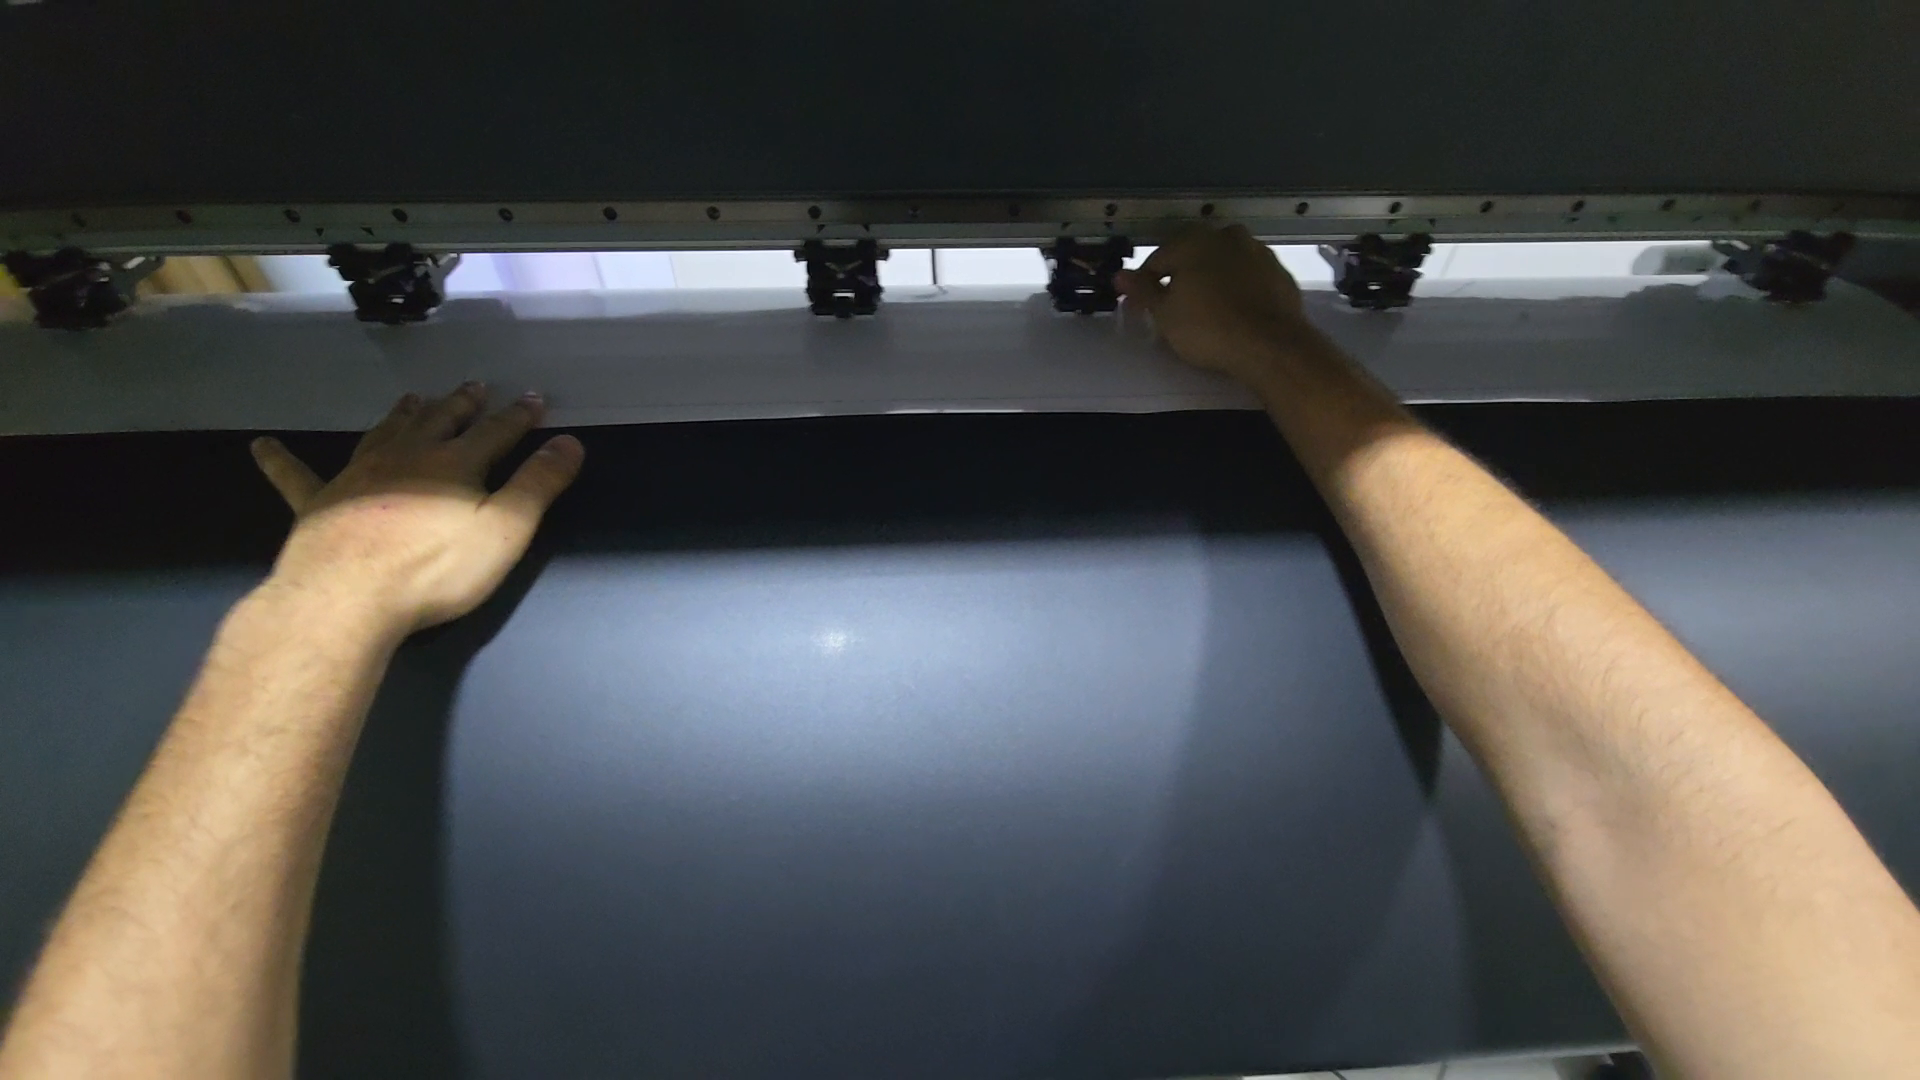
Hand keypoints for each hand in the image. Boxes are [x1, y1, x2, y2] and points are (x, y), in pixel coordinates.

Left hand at [249, 383, 584, 634]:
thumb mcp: (507, 528)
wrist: (346, 600)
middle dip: (460, 405)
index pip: (495, 432)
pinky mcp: (317, 507)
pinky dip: (282, 461)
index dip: (517, 415)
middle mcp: (406, 459)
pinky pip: (297, 478)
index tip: (533, 397)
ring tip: (413, 399)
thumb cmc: (437, 567)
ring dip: (402, 416)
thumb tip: (570, 442)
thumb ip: (539, 484)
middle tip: (472, 386)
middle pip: (438, 423)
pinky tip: (263, 447)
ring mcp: (356, 479)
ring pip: (383, 435)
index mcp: (455, 465)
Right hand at [1115, 224, 1311, 385]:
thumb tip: (1119, 275)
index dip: (1144, 285)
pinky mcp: (1278, 271)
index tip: (1140, 308)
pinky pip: (1246, 275)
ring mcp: (1256, 250)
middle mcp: (1226, 236)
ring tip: (1202, 310)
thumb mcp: (1165, 314)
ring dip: (1208, 279)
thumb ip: (1142, 291)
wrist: (1270, 344)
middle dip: (1178, 277)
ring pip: (1221, 262)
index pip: (1157, 260)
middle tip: (1171, 308)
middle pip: (1191, 256)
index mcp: (1193, 241)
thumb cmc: (1207, 328)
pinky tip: (1231, 311)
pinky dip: (1234, 287)